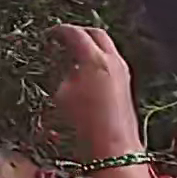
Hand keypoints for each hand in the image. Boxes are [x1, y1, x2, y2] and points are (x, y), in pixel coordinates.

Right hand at [52, 25, 142, 160]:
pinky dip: (97, 58)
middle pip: (96, 34)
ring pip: (106, 47)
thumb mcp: (63, 95)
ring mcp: (122, 70)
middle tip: (64, 38)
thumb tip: (71, 68)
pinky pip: (110, 60)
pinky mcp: (126, 82)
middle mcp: (112, 59)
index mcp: (94, 59)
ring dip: (90, 45)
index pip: (75, 34)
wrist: (113, 145)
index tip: (50, 33)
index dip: (60, 31)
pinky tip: (86, 70)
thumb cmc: (84, 122)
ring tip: (73, 53)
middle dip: (80, 33)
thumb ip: (66, 74)